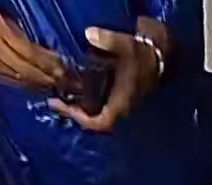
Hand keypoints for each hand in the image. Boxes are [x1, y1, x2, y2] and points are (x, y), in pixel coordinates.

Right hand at [0, 1, 64, 89]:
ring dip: (42, 84)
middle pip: (27, 68)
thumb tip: (44, 51)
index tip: (62, 65)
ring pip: (23, 79)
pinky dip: (31, 85)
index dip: (46, 61)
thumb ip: (17, 33)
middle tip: (65, 81)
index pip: (27, 50)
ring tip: (57, 85)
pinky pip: (16, 83)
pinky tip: (41, 86)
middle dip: (48, 76)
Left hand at [49, 19, 169, 130]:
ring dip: (80, 112)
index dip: (84, 119)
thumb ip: (108, 40)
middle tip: (55, 103)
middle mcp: (121, 109)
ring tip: (61, 99)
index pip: (102, 122)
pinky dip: (86, 107)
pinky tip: (74, 95)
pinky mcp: (118, 99)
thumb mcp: (125, 45)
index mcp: (121, 102)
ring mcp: (120, 106)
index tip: (67, 107)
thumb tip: (90, 34)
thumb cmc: (140, 54)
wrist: (155, 58)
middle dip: (76, 116)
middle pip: (97, 124)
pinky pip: (100, 111)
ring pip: (98, 118)